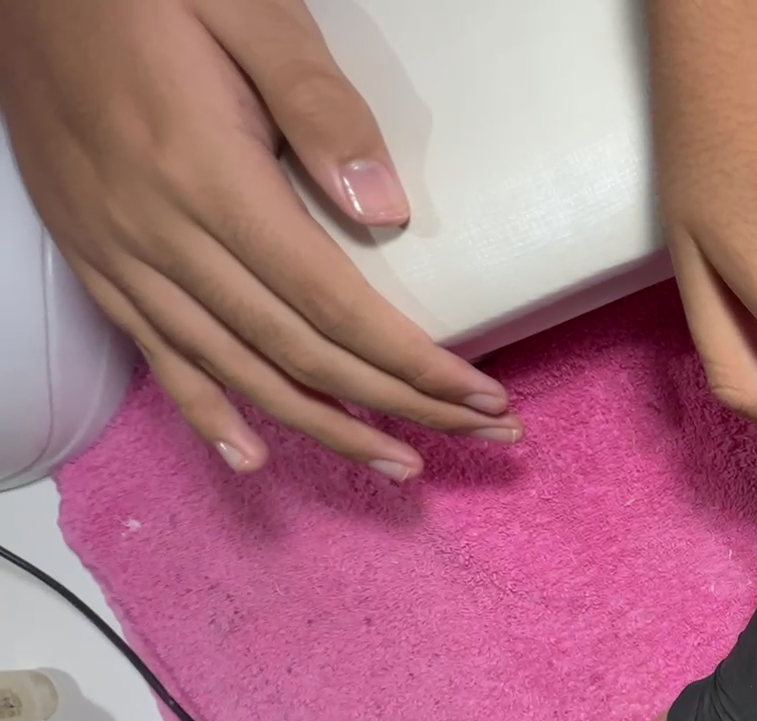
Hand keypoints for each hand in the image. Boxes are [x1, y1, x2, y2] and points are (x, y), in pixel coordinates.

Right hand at [0, 0, 520, 480]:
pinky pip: (155, 355)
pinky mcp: (97, 256)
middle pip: (306, 354)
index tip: (486, 398)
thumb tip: (387, 214)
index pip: (340, 309)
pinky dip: (208, 412)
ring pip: (240, 372)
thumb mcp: (253, 17)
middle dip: (406, 406)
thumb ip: (323, 113)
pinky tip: (254, 457)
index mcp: (206, 181)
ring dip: (330, 429)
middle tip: (484, 435)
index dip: (419, 366)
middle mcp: (157, 233)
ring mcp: (119, 253)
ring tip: (404, 466)